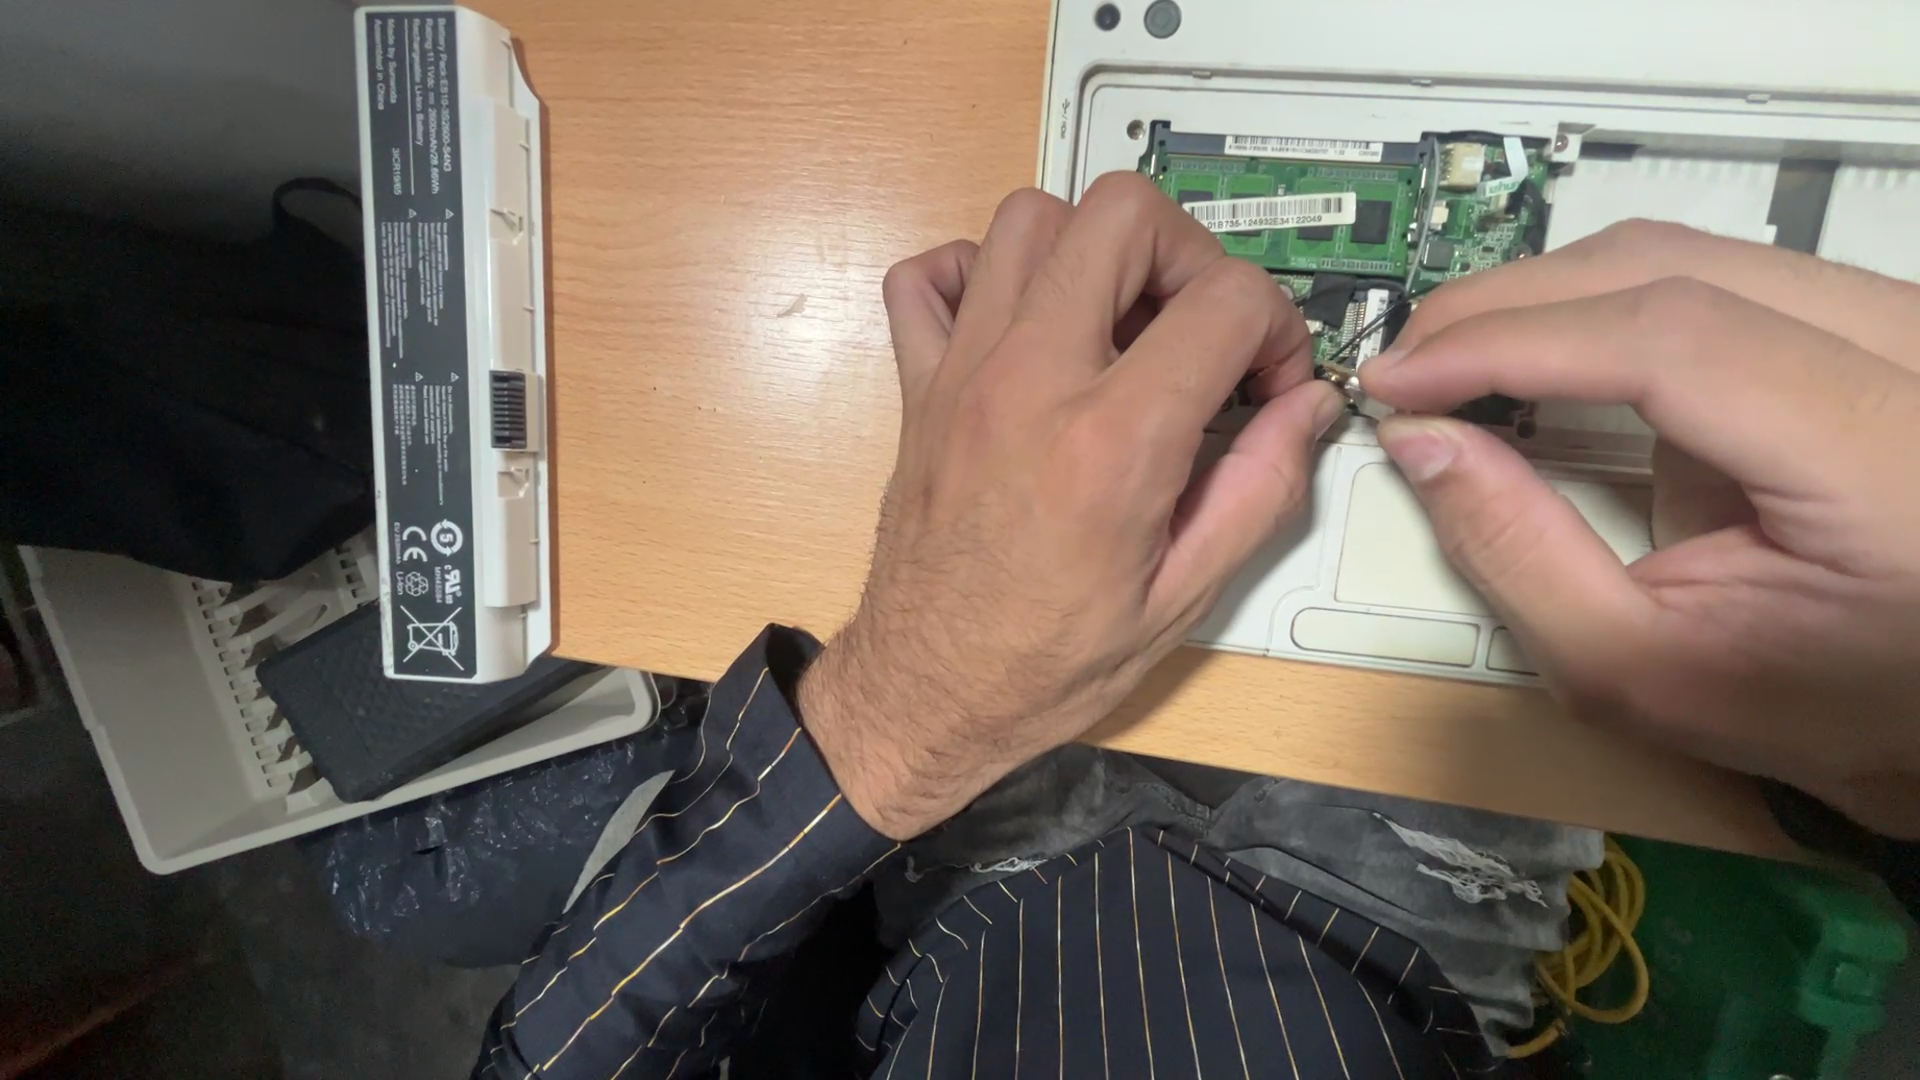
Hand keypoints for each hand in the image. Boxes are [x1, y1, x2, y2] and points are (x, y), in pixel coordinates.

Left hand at [800, 174, 1344, 839]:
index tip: (1265, 384)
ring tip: (1113, 325)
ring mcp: (960, 374)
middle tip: (1195, 331)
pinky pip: (923, 280)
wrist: (929, 692)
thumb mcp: (1182, 599)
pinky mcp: (916, 388)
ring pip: (1025, 220)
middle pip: (1121, 213)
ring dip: (1089, 250)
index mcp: (1112, 443)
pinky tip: (1014, 328)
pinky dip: (973, 275)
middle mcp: (1030, 381)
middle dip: (1187, 255)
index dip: (1276, 329)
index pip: (1227, 302)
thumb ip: (1259, 488)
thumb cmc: (1050, 664)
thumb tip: (1306, 404)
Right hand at [1360, 220, 1919, 837]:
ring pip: (1679, 254)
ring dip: (1532, 300)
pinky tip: (1522, 354)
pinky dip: (1581, 308)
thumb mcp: (1621, 662)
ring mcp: (1905, 330)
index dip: (1508, 346)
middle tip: (1402, 367)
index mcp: (1891, 467)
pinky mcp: (1863, 328)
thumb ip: (1509, 549)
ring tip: (1446, 361)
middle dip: (1497, 307)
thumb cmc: (1797, 701)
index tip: (1392, 381)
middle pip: (1668, 270)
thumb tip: (1415, 436)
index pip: (1672, 344)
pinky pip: (1698, 278)